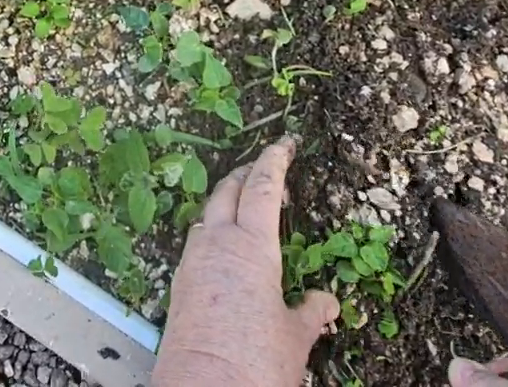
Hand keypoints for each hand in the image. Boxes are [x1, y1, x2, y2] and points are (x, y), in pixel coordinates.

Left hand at [151, 136, 339, 386]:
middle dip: (249, 173)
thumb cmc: (254, 365)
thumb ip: (310, 313)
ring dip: (228, 199)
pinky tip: (224, 246)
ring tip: (248, 205)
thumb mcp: (295, 339)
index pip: (264, 187)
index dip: (275, 160)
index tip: (286, 143)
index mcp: (251, 246)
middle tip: (268, 169)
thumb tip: (327, 302)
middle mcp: (217, 242)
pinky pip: (198, 239)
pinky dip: (213, 229)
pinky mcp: (180, 281)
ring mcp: (194, 259)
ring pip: (210, 212)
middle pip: (230, 189)